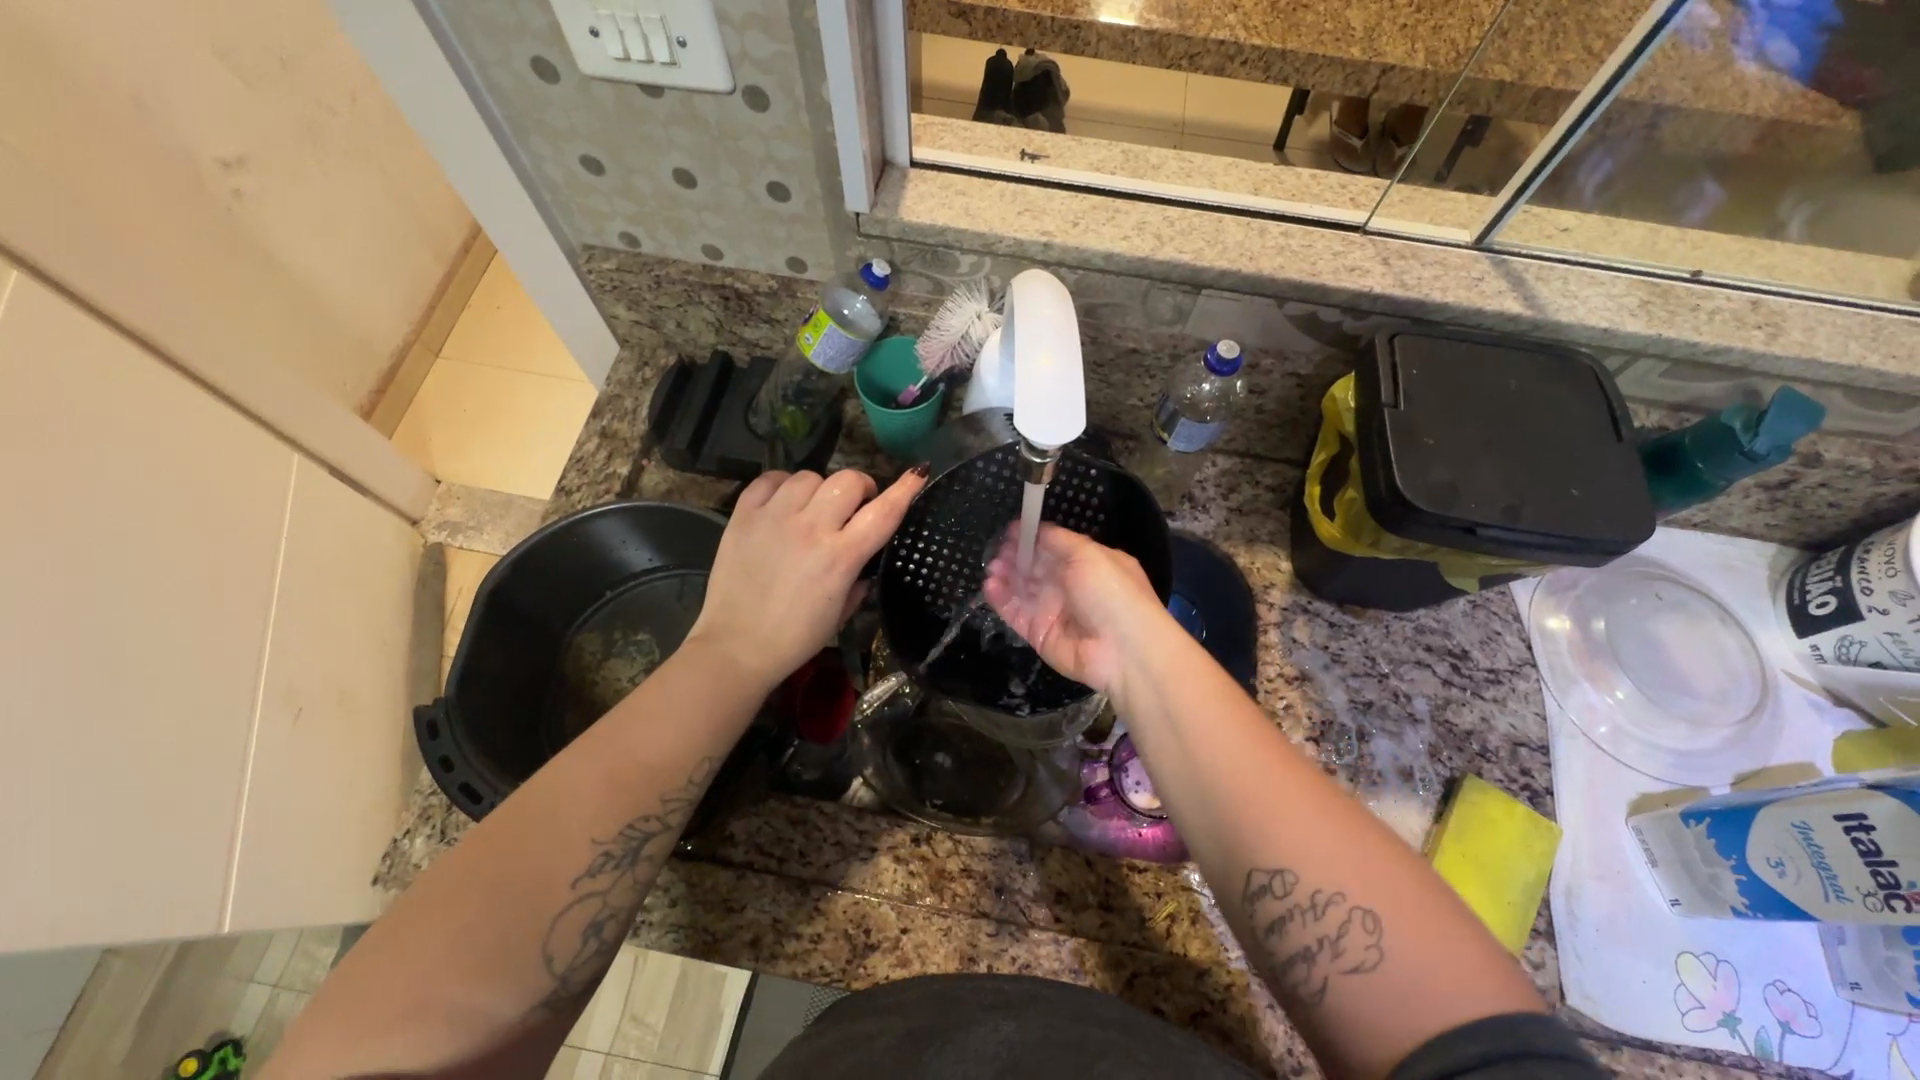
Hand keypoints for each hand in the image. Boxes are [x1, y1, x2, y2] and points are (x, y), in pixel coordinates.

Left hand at [690, 467, 925, 688]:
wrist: (736, 647)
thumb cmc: (795, 639)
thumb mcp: (841, 614)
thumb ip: (860, 580)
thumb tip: (866, 558)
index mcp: (841, 557)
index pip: (883, 512)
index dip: (905, 489)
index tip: (918, 474)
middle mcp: (810, 529)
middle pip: (848, 481)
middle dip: (860, 489)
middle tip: (854, 508)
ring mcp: (774, 518)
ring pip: (810, 476)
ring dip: (821, 490)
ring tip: (813, 509)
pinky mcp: (743, 516)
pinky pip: (770, 480)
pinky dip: (783, 485)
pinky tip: (784, 503)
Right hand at [982, 523, 1165, 696]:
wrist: (1123, 650)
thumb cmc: (1111, 593)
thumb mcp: (1089, 554)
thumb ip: (1058, 540)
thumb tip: (1035, 528)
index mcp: (1087, 564)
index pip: (1053, 547)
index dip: (1032, 538)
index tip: (1011, 531)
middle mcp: (1069, 586)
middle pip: (1034, 566)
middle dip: (1014, 555)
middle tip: (998, 550)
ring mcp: (1052, 610)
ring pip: (1021, 588)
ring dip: (1004, 575)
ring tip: (992, 567)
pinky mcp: (1038, 633)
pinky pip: (1015, 613)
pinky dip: (1000, 599)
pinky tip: (990, 586)